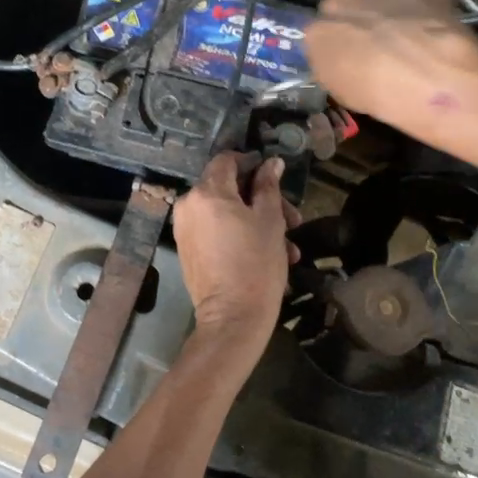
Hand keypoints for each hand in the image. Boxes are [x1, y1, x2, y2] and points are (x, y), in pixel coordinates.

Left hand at [173, 153, 300, 349]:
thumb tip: (271, 162)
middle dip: (262, 200)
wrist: (233, 317)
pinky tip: (269, 254)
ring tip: (288, 246)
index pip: (226, 160)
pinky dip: (238, 235)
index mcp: (206, 192)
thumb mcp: (270, 220)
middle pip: (228, 188)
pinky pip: (215, 231)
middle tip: (293, 219)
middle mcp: (188, 205)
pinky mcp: (187, 249)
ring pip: (225, 212)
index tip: (274, 178)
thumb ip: (268, 186)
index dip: (252, 163)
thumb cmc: (256, 264)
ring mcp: (184, 229)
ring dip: (256, 222)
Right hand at [305, 0, 477, 137]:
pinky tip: (432, 7)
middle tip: (385, 46)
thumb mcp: (343, 93)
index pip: (322, 33)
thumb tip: (348, 61)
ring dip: (392, 5)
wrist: (425, 73)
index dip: (343, 46)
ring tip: (413, 29)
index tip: (358, 60)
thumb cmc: (379, 95)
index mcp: (318, 32)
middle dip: (364, 21)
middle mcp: (341, 2)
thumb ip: (338, 67)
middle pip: (349, 6)